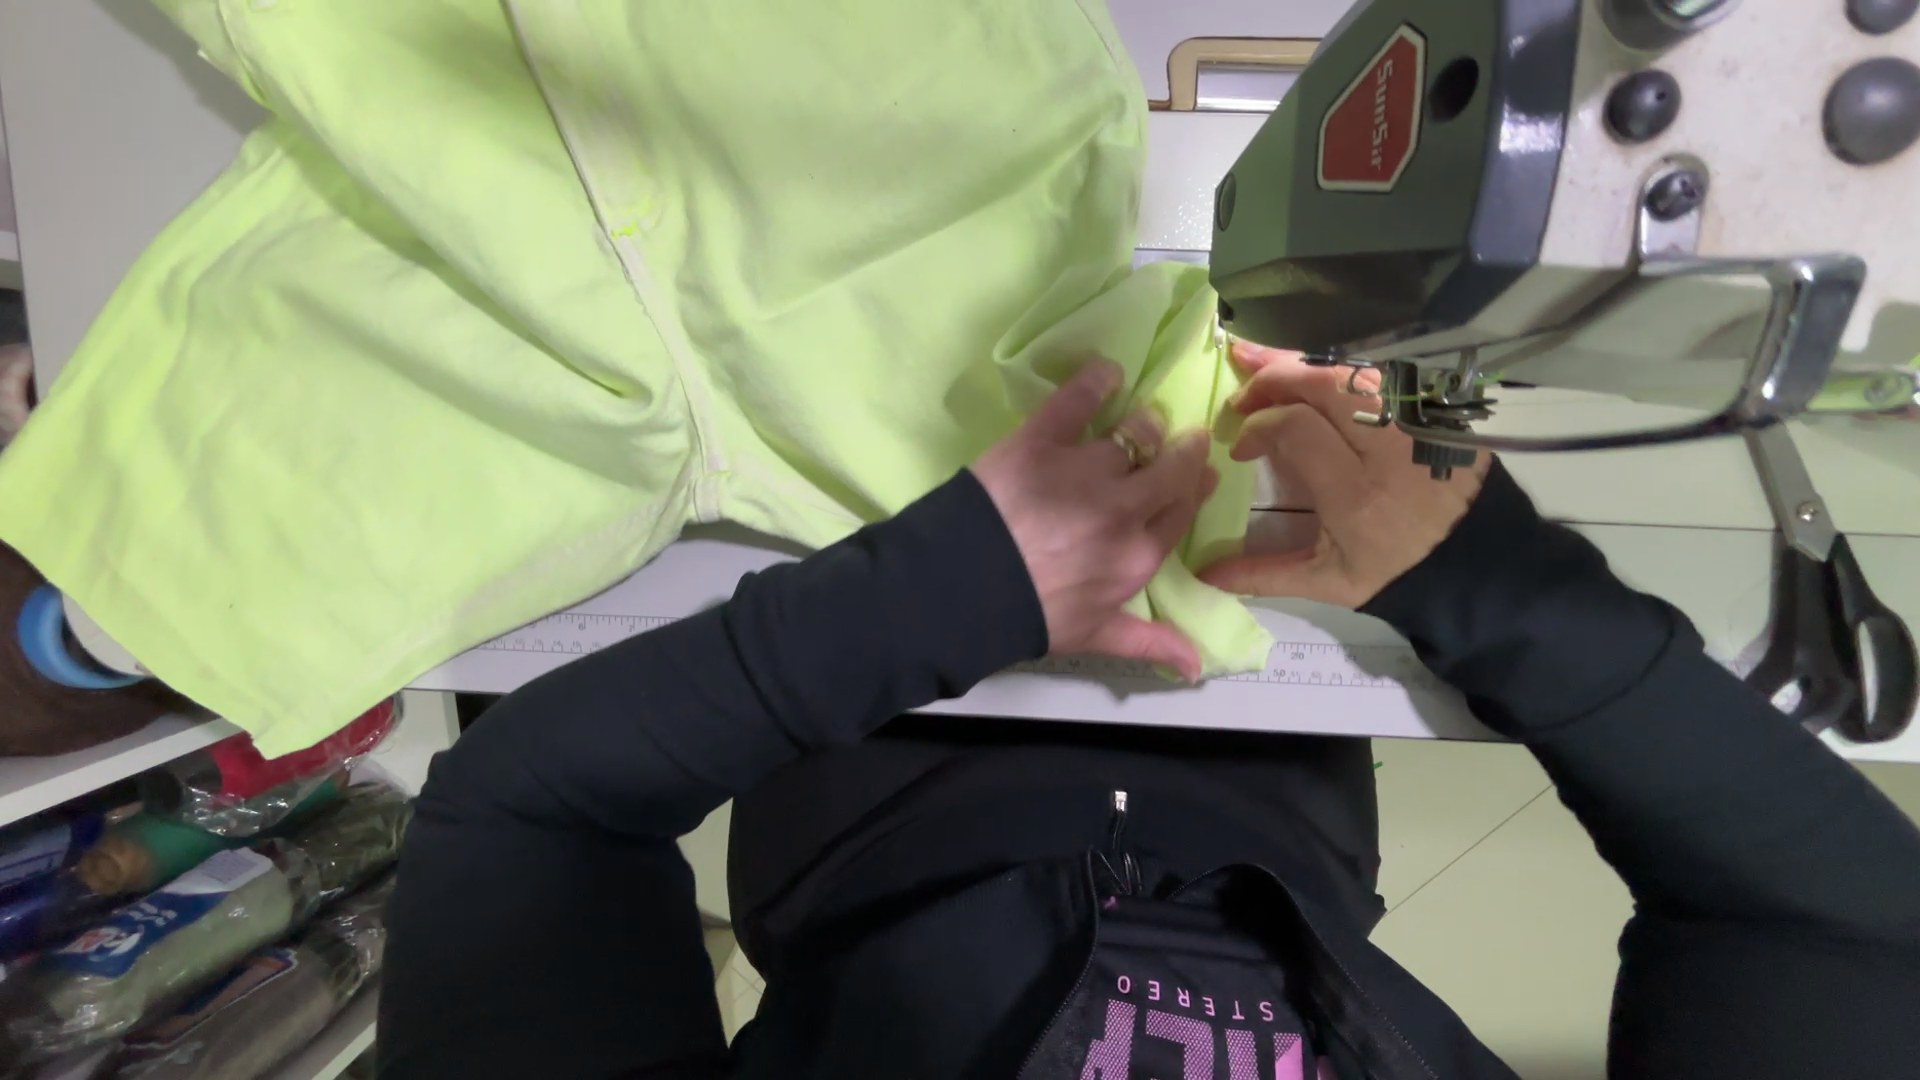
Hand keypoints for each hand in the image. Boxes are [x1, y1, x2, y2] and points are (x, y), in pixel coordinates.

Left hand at [972, 361, 1217, 680]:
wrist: (963, 588)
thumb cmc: (1028, 616)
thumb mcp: (1094, 637)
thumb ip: (1150, 643)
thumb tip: (1199, 667)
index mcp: (1138, 556)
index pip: (1182, 511)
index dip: (1193, 487)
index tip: (1199, 471)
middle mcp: (1124, 508)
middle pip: (1170, 465)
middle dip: (1184, 449)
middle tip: (1182, 438)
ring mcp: (1085, 470)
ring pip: (1134, 431)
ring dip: (1143, 424)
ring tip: (1138, 418)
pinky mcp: (1043, 440)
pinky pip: (1078, 399)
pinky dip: (1095, 380)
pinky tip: (1105, 372)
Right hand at [1199, 342, 1487, 607]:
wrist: (1478, 566)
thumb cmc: (1394, 573)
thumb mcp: (1328, 583)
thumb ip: (1264, 574)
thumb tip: (1203, 574)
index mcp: (1355, 493)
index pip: (1296, 429)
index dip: (1258, 428)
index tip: (1240, 449)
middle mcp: (1388, 450)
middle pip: (1325, 385)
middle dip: (1274, 379)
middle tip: (1241, 395)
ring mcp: (1418, 425)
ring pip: (1354, 373)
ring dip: (1302, 365)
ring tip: (1261, 361)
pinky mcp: (1435, 415)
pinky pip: (1380, 378)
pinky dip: (1338, 372)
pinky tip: (1310, 373)